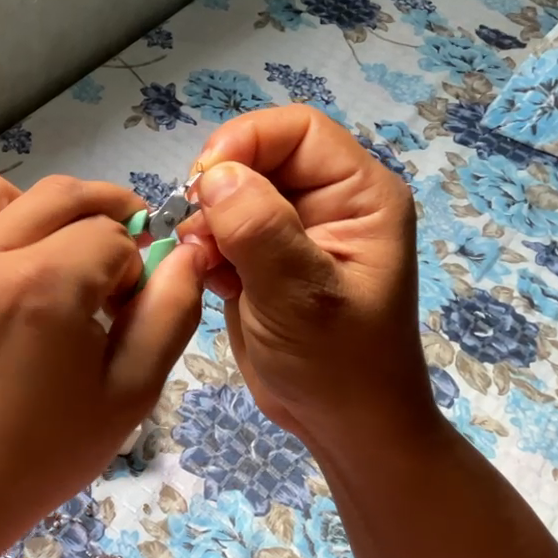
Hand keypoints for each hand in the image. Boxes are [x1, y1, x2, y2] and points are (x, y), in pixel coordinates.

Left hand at [0, 174, 207, 557]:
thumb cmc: (42, 457)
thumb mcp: (129, 395)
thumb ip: (169, 313)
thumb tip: (183, 253)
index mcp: (44, 286)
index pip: (111, 235)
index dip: (134, 265)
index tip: (130, 305)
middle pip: (61, 195)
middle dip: (106, 211)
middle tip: (122, 247)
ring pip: (2, 194)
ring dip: (43, 213)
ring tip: (55, 257)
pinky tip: (4, 282)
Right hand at [177, 106, 434, 442]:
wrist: (342, 425)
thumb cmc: (337, 363)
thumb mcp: (299, 294)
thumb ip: (259, 228)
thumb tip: (214, 175)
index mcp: (358, 196)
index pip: (297, 131)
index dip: (245, 142)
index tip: (202, 183)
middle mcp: (327, 204)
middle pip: (259, 158)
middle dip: (219, 189)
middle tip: (198, 233)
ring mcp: (293, 233)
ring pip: (233, 195)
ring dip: (207, 223)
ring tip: (205, 264)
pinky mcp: (264, 260)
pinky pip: (222, 231)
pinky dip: (205, 249)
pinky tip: (212, 281)